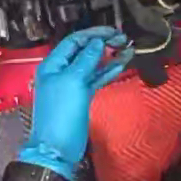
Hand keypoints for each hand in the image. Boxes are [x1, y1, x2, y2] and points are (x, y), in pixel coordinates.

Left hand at [15, 26, 132, 179]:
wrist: (57, 148)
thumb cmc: (60, 114)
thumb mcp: (73, 81)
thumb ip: (86, 60)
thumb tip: (98, 42)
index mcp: (53, 64)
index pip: (74, 41)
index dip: (93, 34)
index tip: (111, 31)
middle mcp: (61, 72)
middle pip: (84, 51)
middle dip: (103, 44)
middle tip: (122, 39)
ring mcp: (72, 84)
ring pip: (92, 65)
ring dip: (108, 57)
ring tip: (126, 49)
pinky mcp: (82, 96)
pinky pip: (95, 79)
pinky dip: (107, 71)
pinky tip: (120, 64)